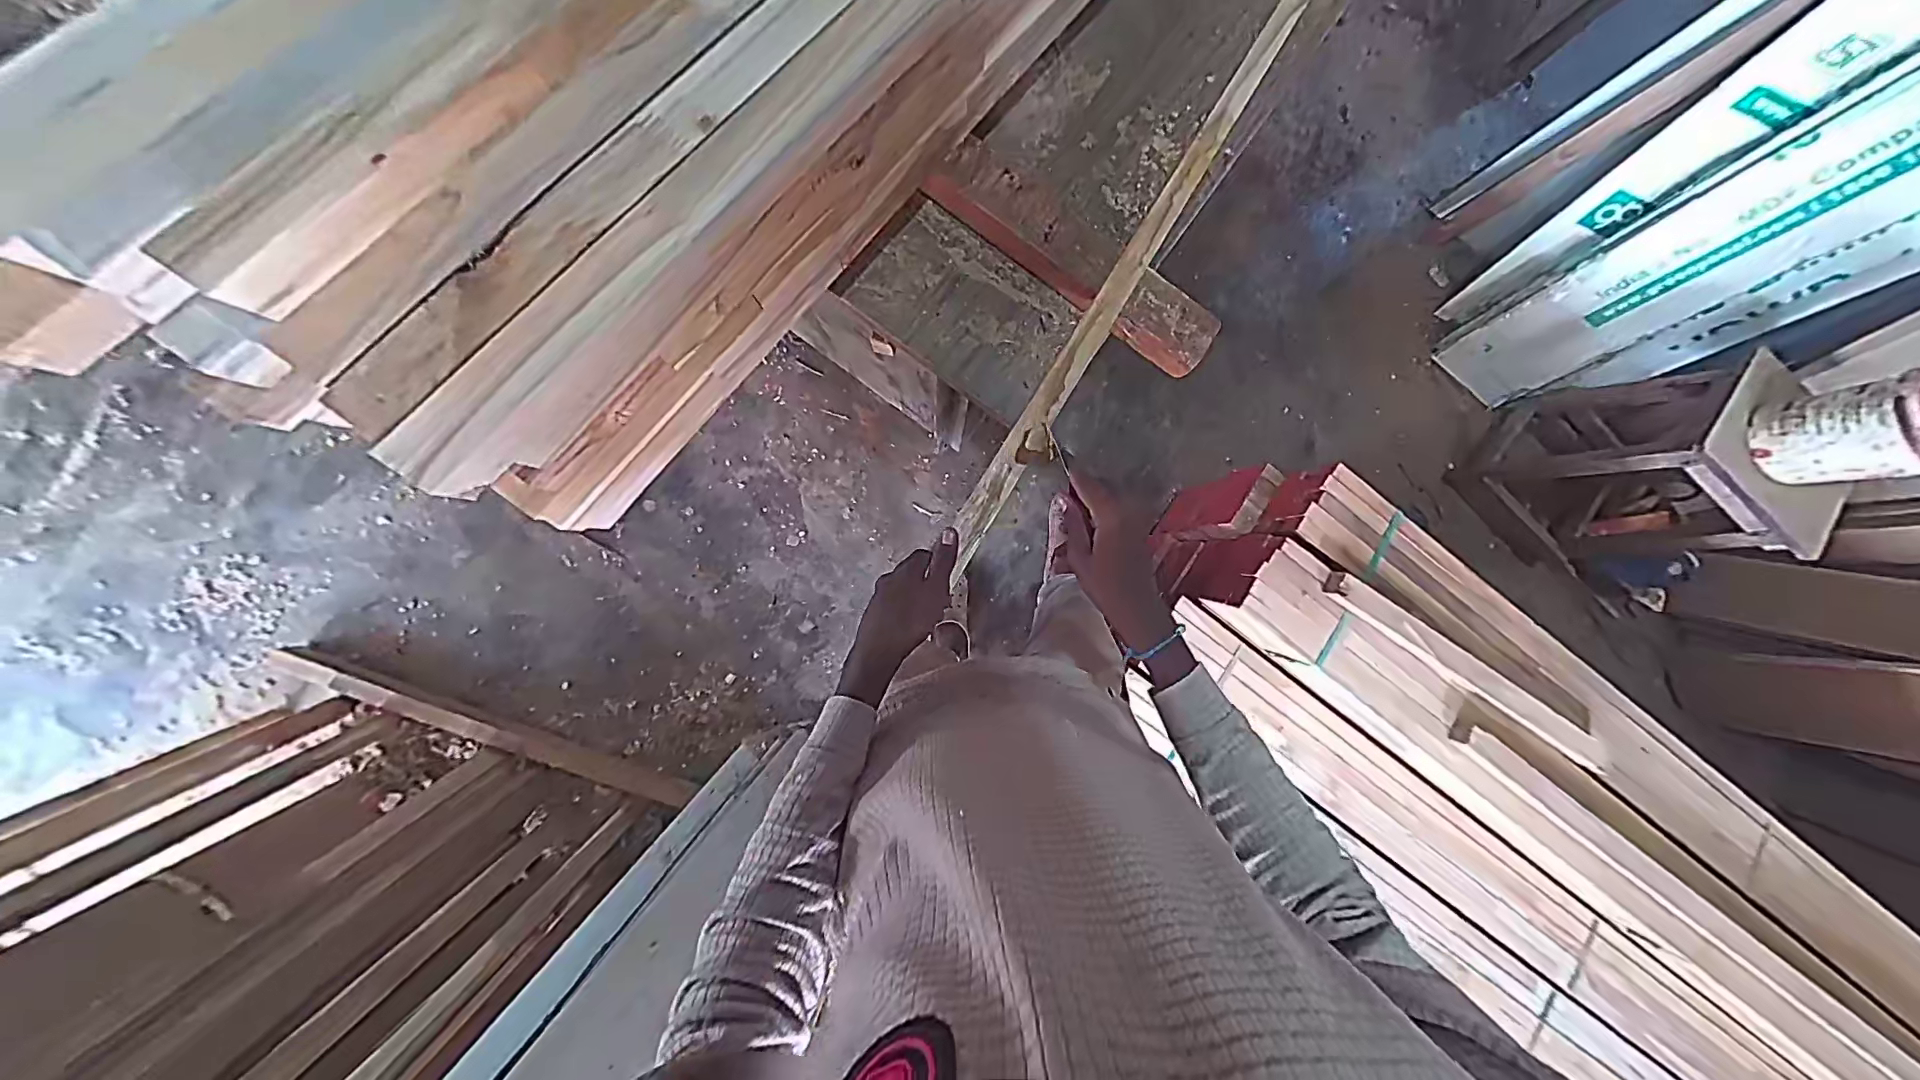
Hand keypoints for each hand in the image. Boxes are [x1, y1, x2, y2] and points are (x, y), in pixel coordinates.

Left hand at [837, 528, 958, 706]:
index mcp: (905, 569)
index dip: (939, 564)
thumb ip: (943, 562)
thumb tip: (949, 531)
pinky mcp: (873, 613)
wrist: (878, 650)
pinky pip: (893, 605)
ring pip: (902, 588)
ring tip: (927, 614)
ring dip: (915, 596)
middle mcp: (889, 577)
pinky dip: (904, 610)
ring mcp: (879, 596)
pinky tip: (909, 624)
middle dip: (927, 581)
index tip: (948, 580)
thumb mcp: (935, 589)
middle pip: (912, 571)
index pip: (925, 554)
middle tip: (940, 599)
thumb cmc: (912, 619)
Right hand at [1057, 468, 1196, 688]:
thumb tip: (1062, 500)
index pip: (1089, 485)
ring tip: (1072, 504)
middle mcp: (1127, 510)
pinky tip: (1089, 519)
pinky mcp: (1139, 528)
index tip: (1059, 463)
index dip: (1073, 475)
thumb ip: (1072, 525)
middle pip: (1101, 487)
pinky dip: (1103, 508)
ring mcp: (1136, 518)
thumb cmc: (1106, 587)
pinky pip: (1117, 508)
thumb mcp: (1080, 558)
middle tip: (1060, 489)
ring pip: (1110, 497)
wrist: (1138, 608)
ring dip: (1093, 497)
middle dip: (1082, 485)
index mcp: (1111, 515)